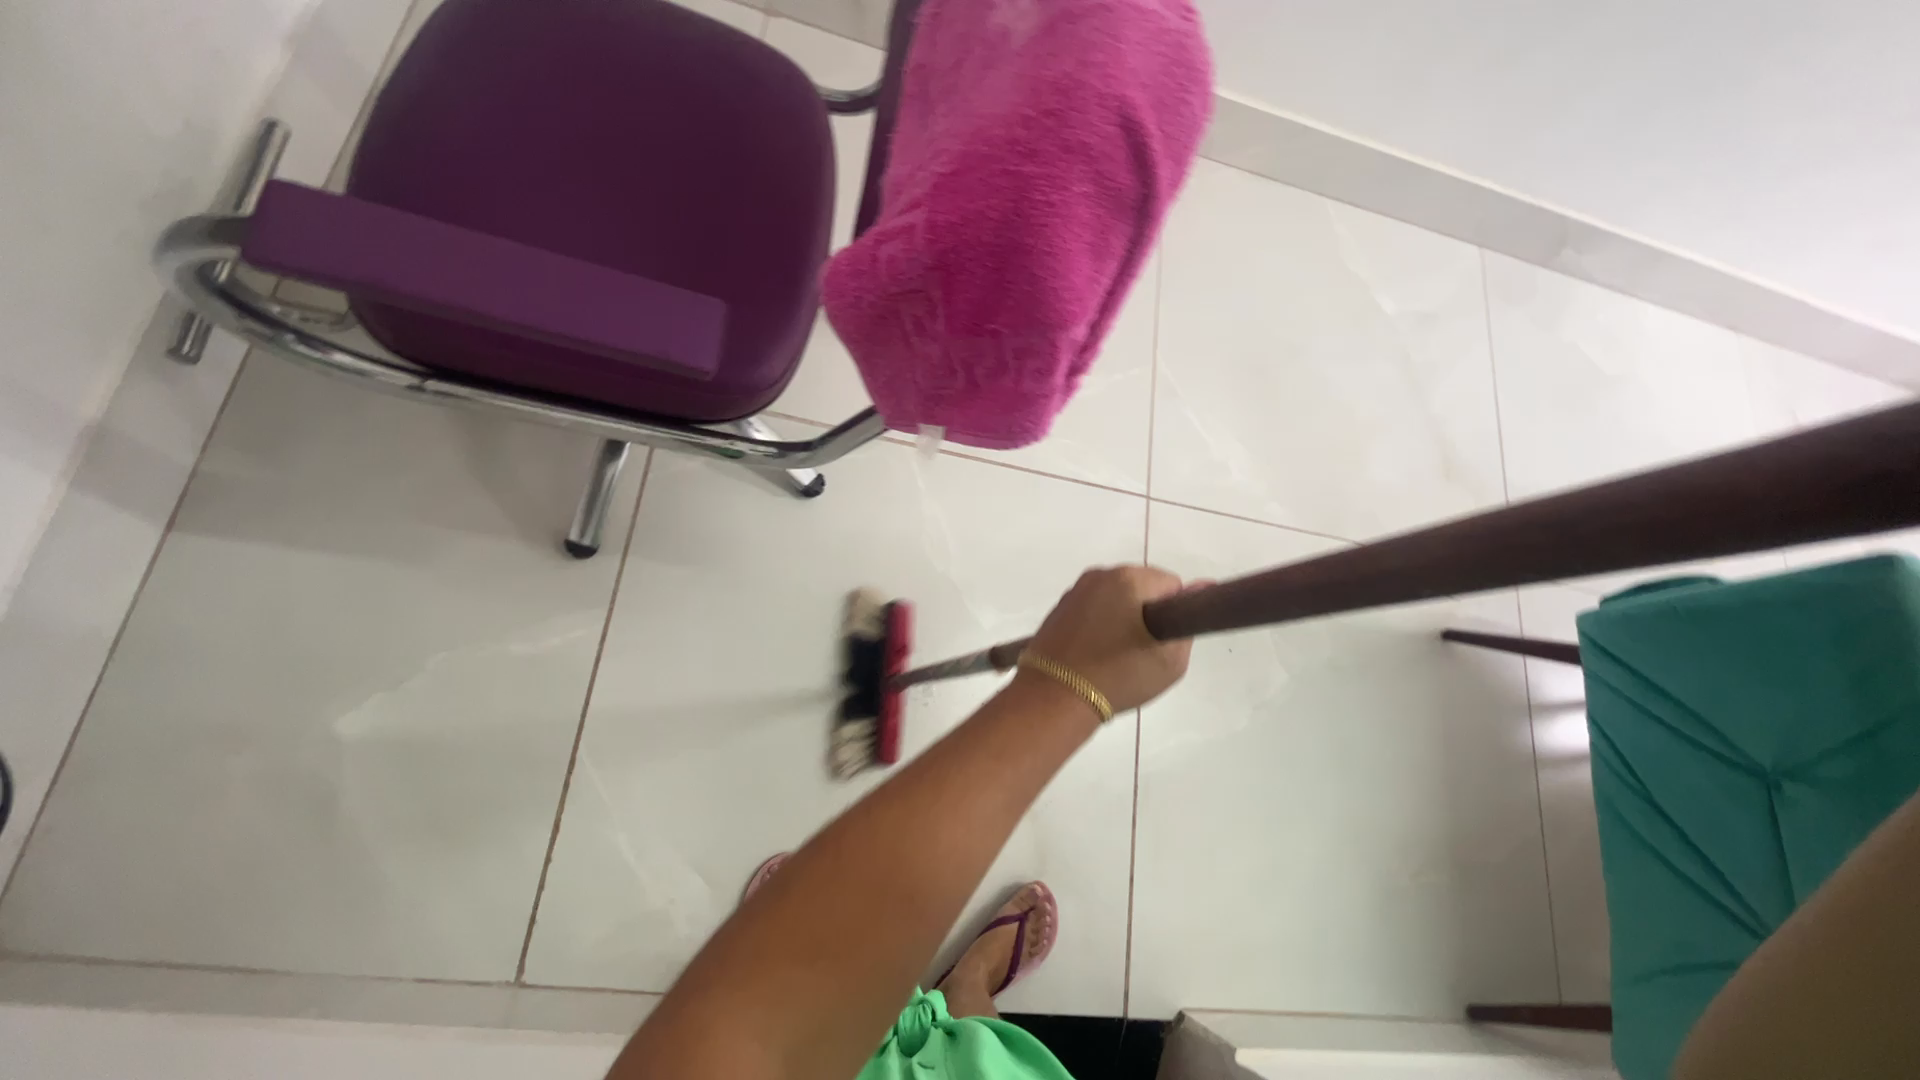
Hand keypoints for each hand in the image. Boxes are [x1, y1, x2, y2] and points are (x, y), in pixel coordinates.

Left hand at [1022, 565, 1197, 713]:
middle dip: (1146, 612)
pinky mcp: (1057, 610)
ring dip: (1121, 618)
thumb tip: (1199, 590)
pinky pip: (1091, 610)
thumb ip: (1189, 624)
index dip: (1174, 613)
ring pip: (1114, 598)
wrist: (1054, 698)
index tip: (1163, 641)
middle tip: (1142, 651)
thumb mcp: (1171, 661)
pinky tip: (1095, 654)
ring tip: (1116, 656)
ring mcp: (1074, 591)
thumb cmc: (1119, 677)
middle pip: (1140, 587)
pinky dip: (1098, 625)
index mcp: (1128, 578)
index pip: (1170, 584)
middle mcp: (1099, 575)